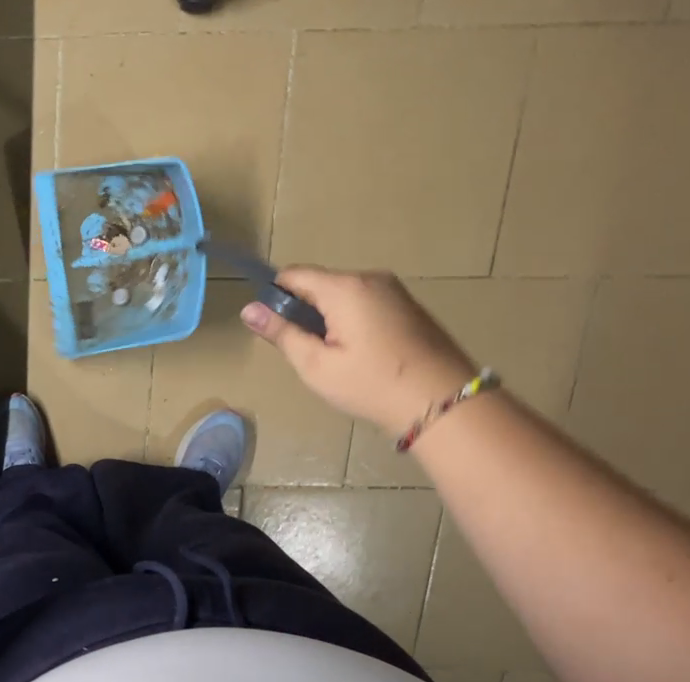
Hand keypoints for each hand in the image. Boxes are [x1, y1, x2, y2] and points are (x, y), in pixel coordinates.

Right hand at [239, 268, 476, 434]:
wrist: (441, 399)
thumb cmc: (370, 383)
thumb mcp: (316, 364)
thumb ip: (282, 333)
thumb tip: (248, 309)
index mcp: (345, 288)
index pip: (294, 274)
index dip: (275, 297)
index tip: (274, 330)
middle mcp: (370, 278)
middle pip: (319, 284)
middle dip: (304, 312)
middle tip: (307, 355)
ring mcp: (393, 290)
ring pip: (342, 296)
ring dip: (327, 320)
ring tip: (334, 359)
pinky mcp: (407, 305)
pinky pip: (364, 304)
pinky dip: (350, 323)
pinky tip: (358, 356)